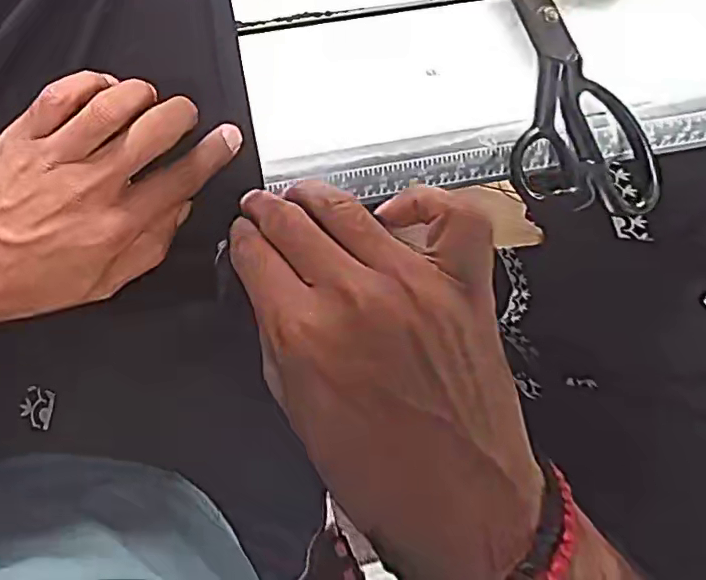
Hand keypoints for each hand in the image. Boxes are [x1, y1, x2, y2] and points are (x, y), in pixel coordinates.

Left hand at [0, 71, 241, 371]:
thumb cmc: (21, 280)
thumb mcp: (98, 285)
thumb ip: (147, 248)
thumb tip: (177, 211)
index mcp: (113, 224)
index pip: (180, 177)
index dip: (212, 152)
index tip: (224, 137)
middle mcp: (90, 185)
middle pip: (155, 130)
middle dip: (182, 113)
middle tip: (183, 113)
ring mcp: (55, 155)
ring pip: (113, 104)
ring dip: (140, 92)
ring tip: (144, 98)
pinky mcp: (24, 136)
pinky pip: (63, 94)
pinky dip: (89, 82)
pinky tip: (99, 89)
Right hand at [231, 182, 543, 579]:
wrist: (465, 511)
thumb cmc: (379, 470)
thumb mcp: (292, 401)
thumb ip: (270, 330)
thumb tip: (260, 281)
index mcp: (303, 332)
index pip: (252, 249)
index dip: (240, 238)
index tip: (242, 237)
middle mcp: (353, 299)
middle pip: (288, 219)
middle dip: (262, 208)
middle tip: (259, 207)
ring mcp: (411, 285)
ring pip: (345, 206)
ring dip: (310, 195)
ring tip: (302, 197)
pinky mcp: (460, 287)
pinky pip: (449, 215)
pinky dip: (421, 200)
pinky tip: (393, 210)